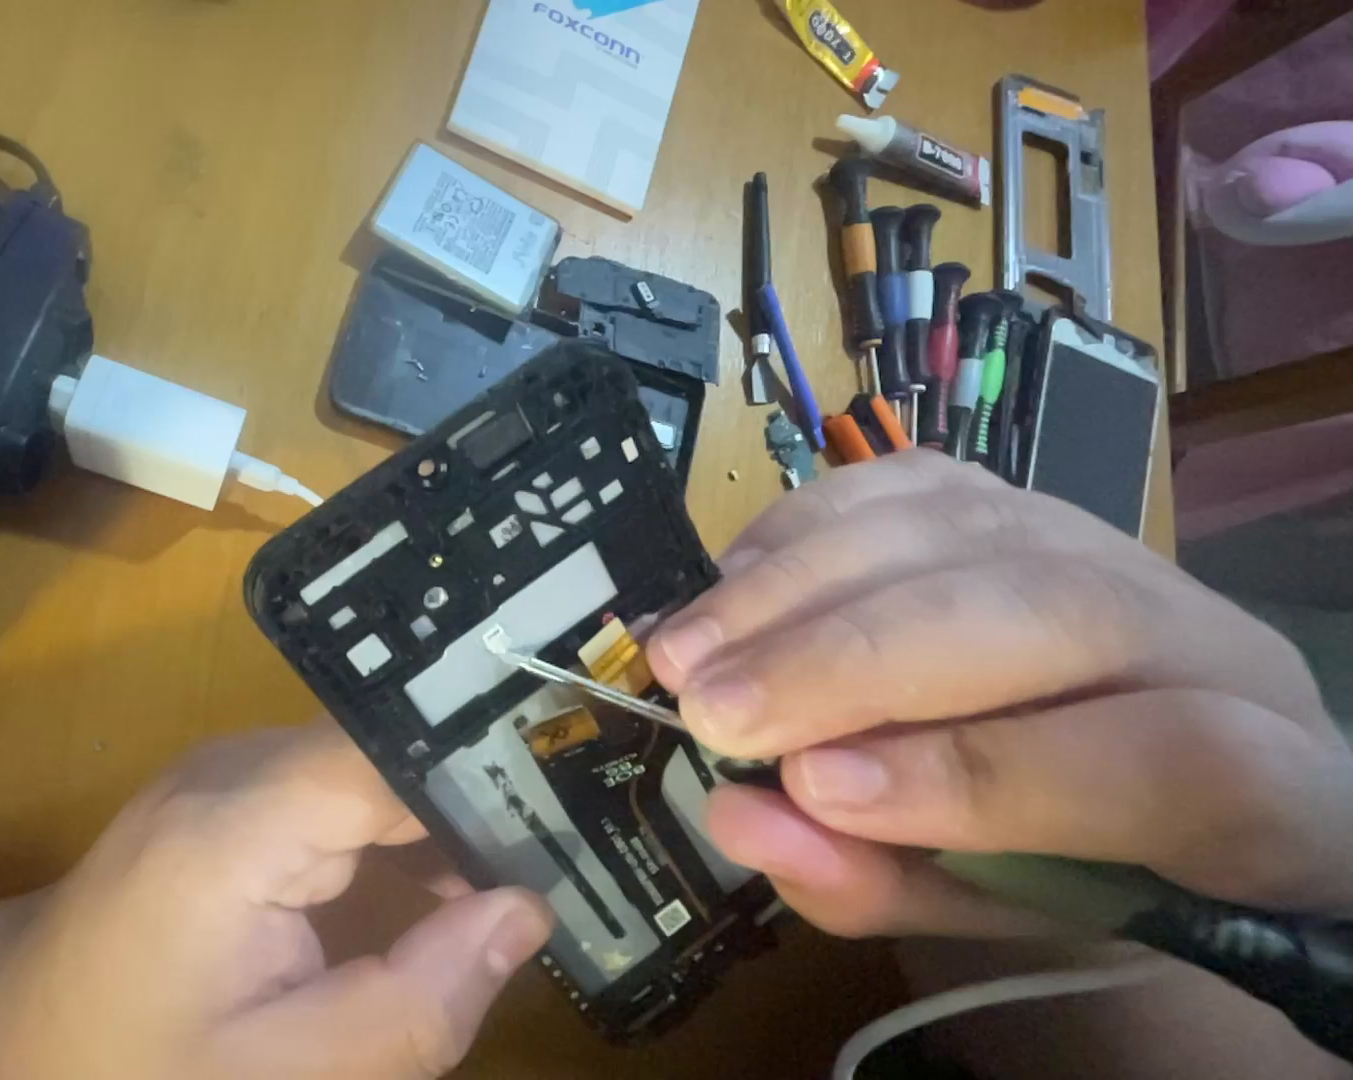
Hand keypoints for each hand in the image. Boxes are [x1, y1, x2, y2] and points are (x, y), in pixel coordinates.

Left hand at [0, 720, 552, 1079]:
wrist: (2, 1043)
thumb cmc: (127, 1073)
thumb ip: (411, 1006)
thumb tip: (526, 913)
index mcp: (240, 821)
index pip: (391, 757)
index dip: (483, 784)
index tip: (566, 828)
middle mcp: (240, 764)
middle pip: (388, 753)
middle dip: (475, 805)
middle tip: (565, 858)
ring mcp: (233, 768)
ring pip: (372, 766)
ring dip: (439, 821)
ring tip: (519, 872)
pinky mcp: (235, 788)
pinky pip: (340, 787)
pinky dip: (393, 830)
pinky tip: (434, 883)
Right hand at [647, 451, 1352, 938]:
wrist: (1078, 741)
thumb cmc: (1040, 854)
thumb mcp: (968, 908)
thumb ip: (866, 880)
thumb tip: (740, 817)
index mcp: (1268, 788)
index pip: (1165, 760)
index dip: (978, 775)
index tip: (811, 785)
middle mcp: (1190, 631)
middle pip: (1030, 612)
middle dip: (844, 662)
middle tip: (711, 713)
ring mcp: (1080, 536)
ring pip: (938, 528)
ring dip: (783, 591)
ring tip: (683, 655)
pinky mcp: (984, 491)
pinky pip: (881, 484)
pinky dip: (784, 534)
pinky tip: (721, 590)